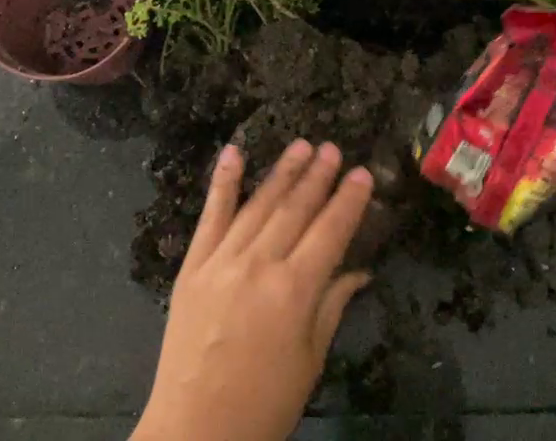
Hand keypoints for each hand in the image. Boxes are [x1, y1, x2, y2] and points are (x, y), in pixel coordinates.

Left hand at [133, 140, 373, 440]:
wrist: (193, 433)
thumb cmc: (263, 404)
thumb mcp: (310, 361)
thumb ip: (332, 306)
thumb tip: (359, 271)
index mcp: (295, 290)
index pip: (330, 231)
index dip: (349, 200)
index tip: (363, 173)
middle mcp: (259, 265)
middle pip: (295, 209)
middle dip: (318, 176)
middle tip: (333, 147)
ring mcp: (221, 262)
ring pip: (258, 205)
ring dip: (282, 172)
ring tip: (301, 145)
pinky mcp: (191, 267)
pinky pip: (210, 216)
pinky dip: (222, 182)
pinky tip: (233, 153)